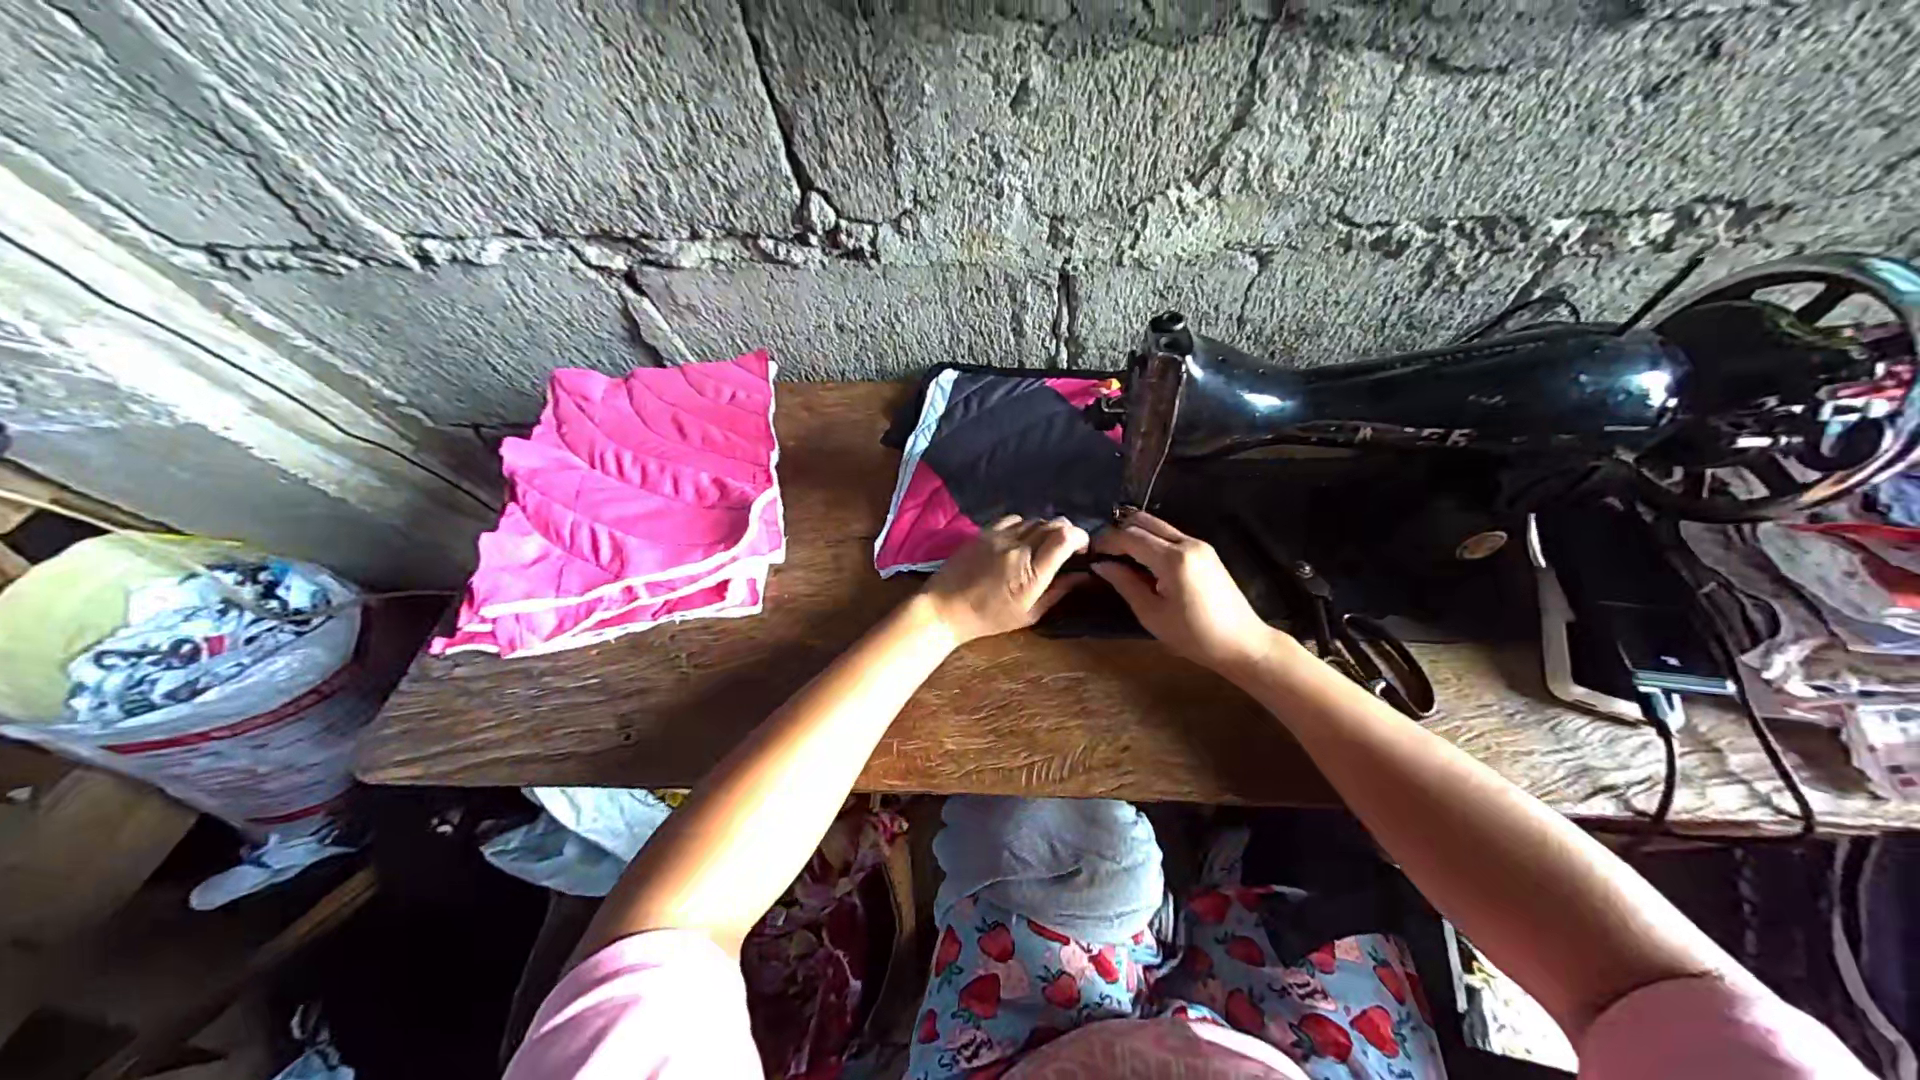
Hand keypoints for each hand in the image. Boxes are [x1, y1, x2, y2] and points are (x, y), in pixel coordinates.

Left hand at [921, 515, 1089, 645]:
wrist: (945, 608)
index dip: (1081, 537)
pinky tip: (1022, 539)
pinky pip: (1014, 518)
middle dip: (1067, 533)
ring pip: (1035, 519)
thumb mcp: (1029, 613)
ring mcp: (999, 537)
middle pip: (1054, 523)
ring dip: (1046, 529)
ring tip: (1044, 546)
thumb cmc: (989, 618)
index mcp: (1031, 572)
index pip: (1065, 537)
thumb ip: (1058, 591)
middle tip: (1067, 548)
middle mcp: (1017, 548)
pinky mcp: (984, 532)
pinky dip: (1025, 525)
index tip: (1082, 549)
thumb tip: (1083, 576)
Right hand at [1091, 511, 1288, 674]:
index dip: (1106, 540)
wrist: (1242, 643)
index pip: (1130, 536)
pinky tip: (1140, 561)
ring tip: (1118, 556)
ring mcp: (1199, 544)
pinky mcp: (1205, 551)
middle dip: (1118, 532)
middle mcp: (1187, 543)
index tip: (1089, 552)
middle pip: (1143, 521)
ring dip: (1134, 534)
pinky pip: (1169, 535)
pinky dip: (1150, 540)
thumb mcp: (1151, 613)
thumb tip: (1101, 564)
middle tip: (1101, 551)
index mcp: (1173, 559)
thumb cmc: (1193, 635)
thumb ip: (1124, 583)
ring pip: (1157, 525)